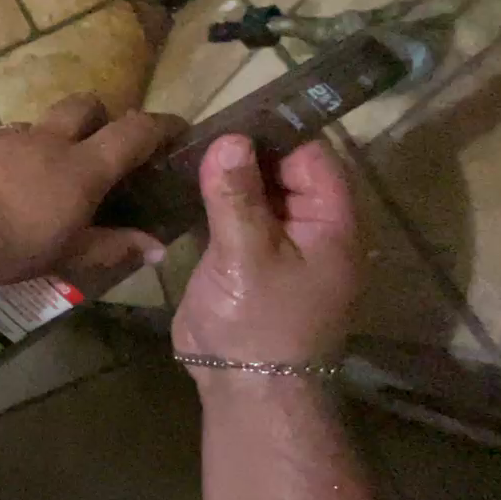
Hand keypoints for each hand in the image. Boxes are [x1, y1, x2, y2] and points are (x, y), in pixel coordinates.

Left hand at [0, 94, 183, 283]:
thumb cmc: (8, 242)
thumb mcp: (64, 255)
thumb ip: (111, 246)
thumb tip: (156, 246)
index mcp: (83, 165)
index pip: (136, 129)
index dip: (163, 125)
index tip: (178, 131)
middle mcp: (49, 141)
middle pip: (85, 104)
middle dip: (101, 115)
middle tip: (104, 142)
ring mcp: (7, 139)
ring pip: (40, 123)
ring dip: (51, 136)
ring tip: (47, 168)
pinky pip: (5, 140)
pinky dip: (15, 152)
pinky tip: (7, 177)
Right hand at [173, 135, 358, 372]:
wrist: (243, 380)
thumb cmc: (259, 318)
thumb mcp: (247, 254)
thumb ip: (237, 197)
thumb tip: (228, 140)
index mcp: (330, 225)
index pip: (312, 160)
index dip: (274, 137)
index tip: (223, 119)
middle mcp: (308, 230)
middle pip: (280, 175)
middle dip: (240, 154)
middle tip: (185, 135)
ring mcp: (273, 246)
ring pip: (250, 196)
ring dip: (219, 178)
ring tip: (171, 156)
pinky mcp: (239, 261)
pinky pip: (229, 219)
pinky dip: (206, 203)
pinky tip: (170, 191)